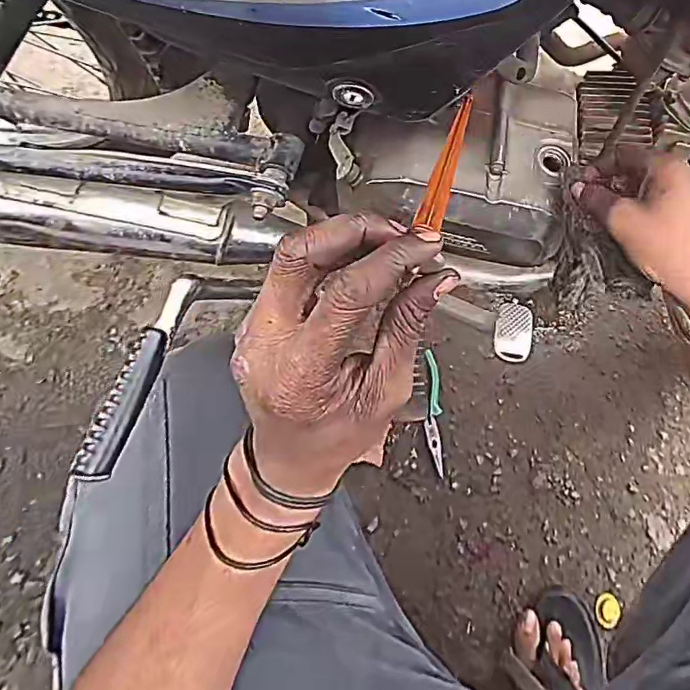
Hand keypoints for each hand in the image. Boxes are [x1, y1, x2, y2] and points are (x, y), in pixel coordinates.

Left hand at [230, 213, 457, 496]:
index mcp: (303, 370)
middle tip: (399, 232)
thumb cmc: (336, 438)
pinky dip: (330, 253)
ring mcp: (254, 326)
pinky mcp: (257, 315)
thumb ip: (406, 328)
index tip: (424, 248)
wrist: (289, 459)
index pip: (346, 292)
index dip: (392, 260)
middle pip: (299, 253)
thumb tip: (435, 282)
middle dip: (355, 230)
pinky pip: (291, 268)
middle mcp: (267, 341)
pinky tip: (361, 257)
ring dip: (342, 236)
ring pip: (291, 252)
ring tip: (386, 240)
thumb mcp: (385, 391)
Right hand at [573, 147, 689, 307]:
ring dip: (627, 200)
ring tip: (612, 218)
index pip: (624, 153)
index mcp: (670, 166)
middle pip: (638, 169)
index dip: (598, 167)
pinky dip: (644, 212)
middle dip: (612, 185)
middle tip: (595, 200)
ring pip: (650, 188)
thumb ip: (596, 200)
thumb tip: (583, 191)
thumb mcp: (622, 221)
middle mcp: (687, 175)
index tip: (585, 182)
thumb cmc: (678, 253)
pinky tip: (634, 230)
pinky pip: (663, 204)